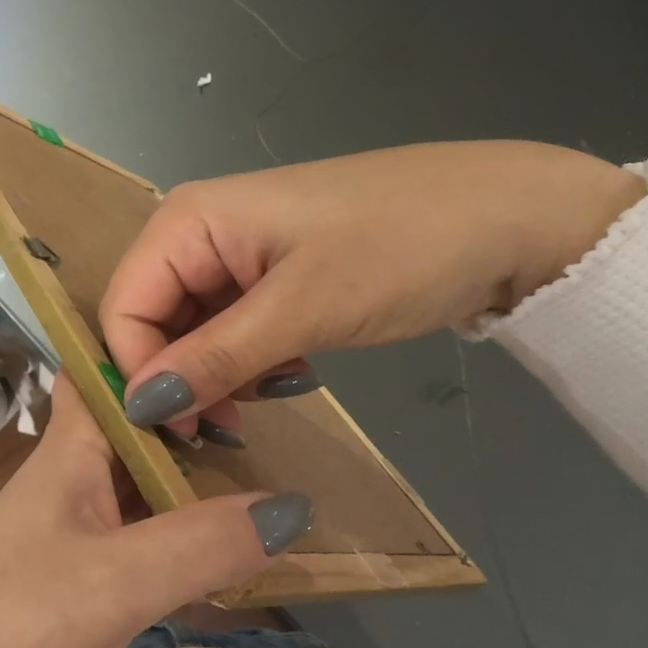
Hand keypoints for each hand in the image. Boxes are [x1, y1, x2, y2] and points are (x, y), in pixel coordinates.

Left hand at [0, 377, 305, 647]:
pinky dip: (199, 535)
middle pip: (143, 427)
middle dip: (203, 413)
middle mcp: (79, 477)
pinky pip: (158, 538)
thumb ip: (201, 543)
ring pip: (155, 483)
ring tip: (293, 464)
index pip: (105, 374)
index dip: (156, 348)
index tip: (230, 339)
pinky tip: (254, 543)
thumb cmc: (19, 618)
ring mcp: (89, 528)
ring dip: (208, 476)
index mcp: (68, 453)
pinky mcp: (99, 575)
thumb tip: (295, 505)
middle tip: (287, 404)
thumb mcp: (114, 580)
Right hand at [102, 140, 647, 433]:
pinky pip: (226, 330)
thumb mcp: (304, 310)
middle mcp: (193, 234)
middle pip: (150, 321)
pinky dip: (246, 363)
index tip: (180, 429)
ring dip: (216, 377)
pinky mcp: (265, 276)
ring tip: (268, 400)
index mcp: (185, 222)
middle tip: (225, 430)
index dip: (138, 371)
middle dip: (180, 379)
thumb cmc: (405, 246)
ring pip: (187, 333)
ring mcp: (230, 255)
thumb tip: (140, 406)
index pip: (123, 307)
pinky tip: (288, 375)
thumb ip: (215, 359)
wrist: (523, 217)